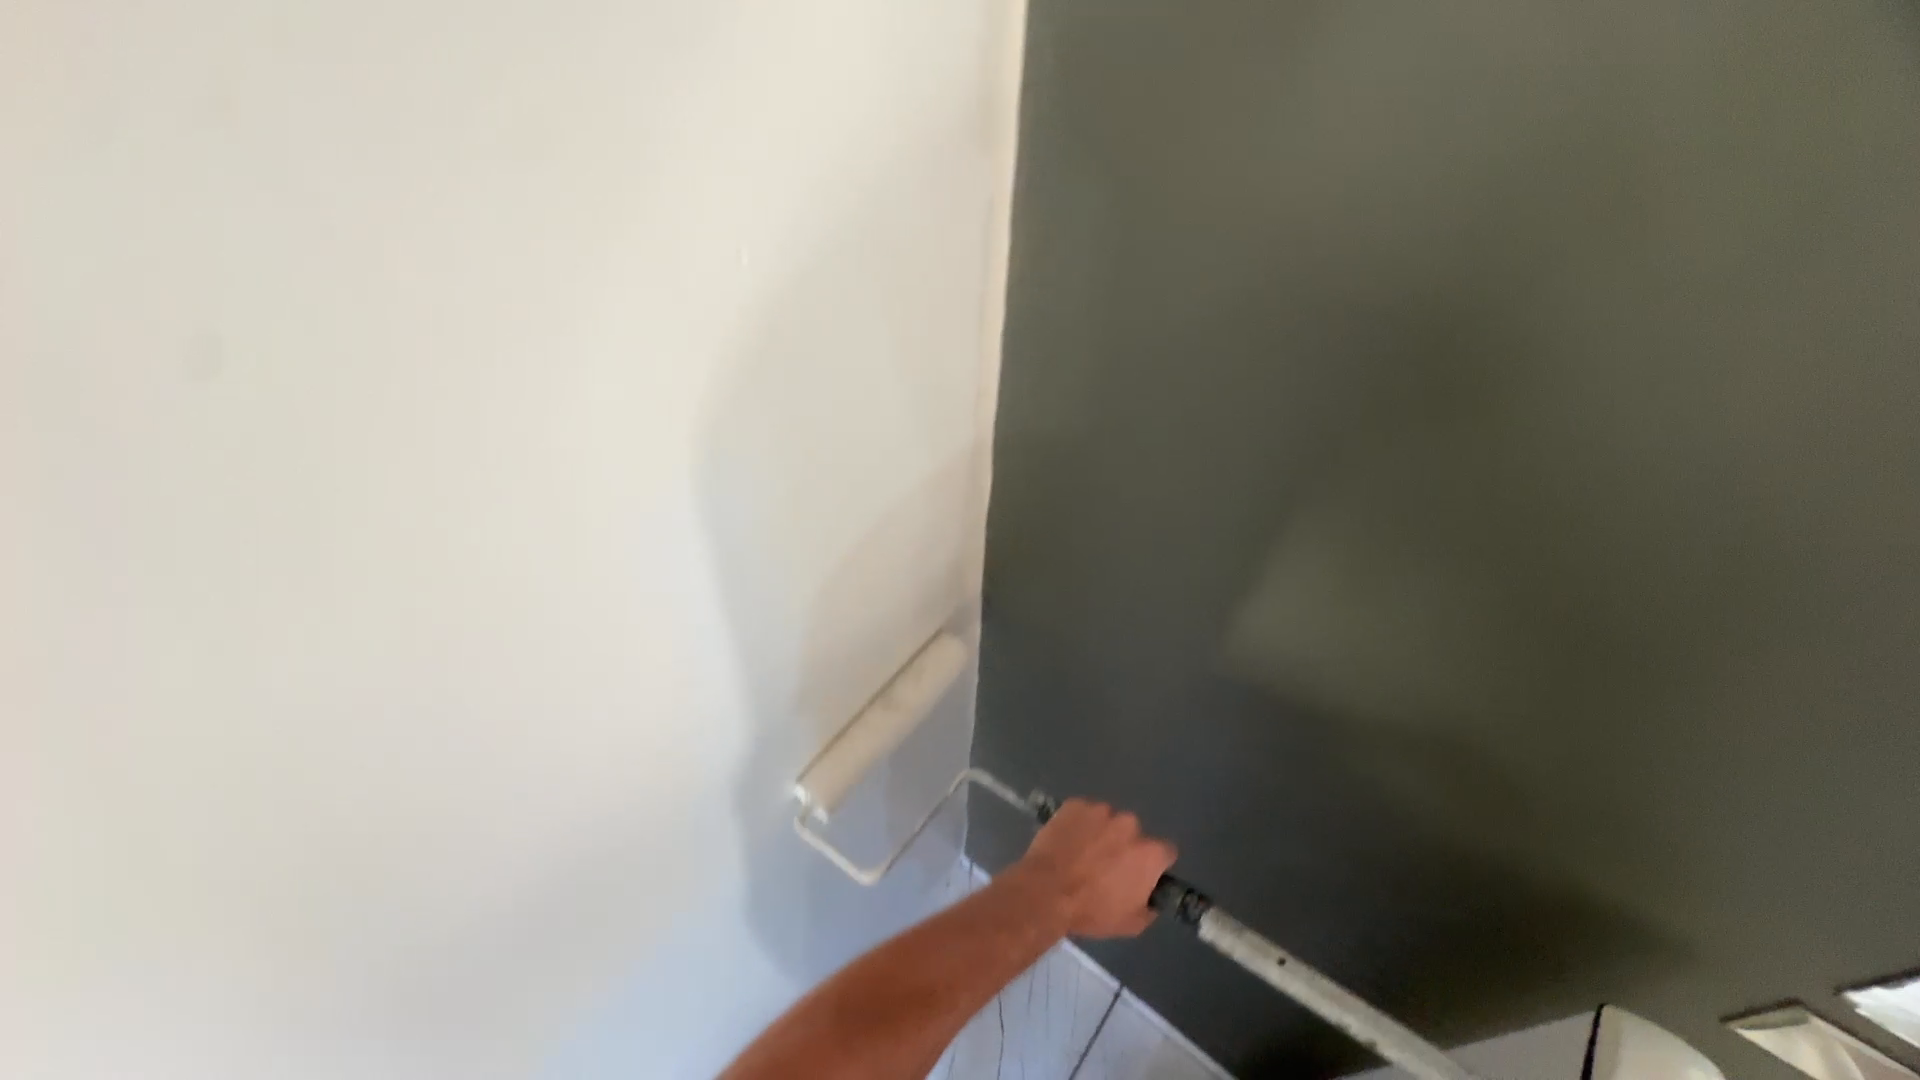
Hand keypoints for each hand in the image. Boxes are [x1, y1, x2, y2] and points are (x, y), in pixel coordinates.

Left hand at [1006, 798, 1177, 938]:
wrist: (1045, 892)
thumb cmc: (1091, 911)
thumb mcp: (1131, 924)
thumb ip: (1149, 907)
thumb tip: (1150, 899)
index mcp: (1149, 852)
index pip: (1165, 852)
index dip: (1154, 864)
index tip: (1140, 875)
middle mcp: (1130, 824)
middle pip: (1133, 834)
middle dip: (1124, 846)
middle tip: (1105, 865)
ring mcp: (1100, 810)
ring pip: (1107, 820)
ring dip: (1100, 833)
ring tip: (1081, 852)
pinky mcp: (1074, 804)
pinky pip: (1082, 813)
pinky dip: (1078, 824)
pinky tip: (1066, 841)